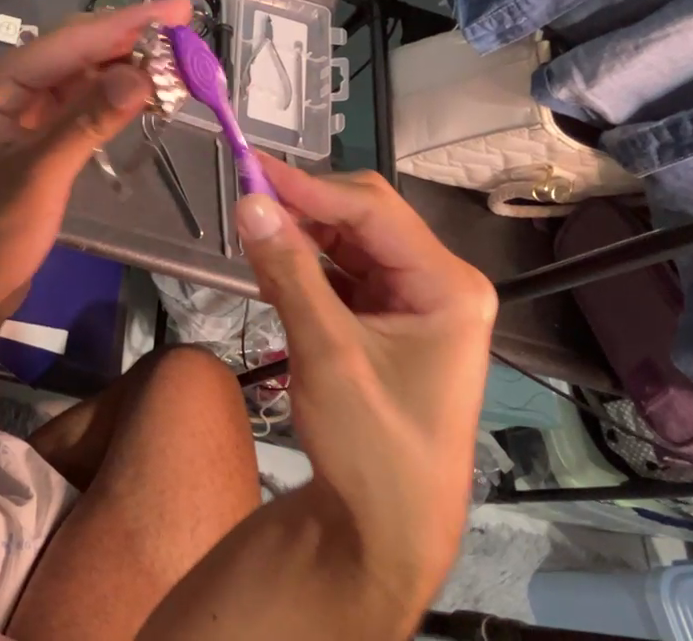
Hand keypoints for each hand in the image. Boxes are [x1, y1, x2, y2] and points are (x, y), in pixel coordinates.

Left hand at [0, 0, 193, 330]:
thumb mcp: (38, 176)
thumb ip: (88, 121)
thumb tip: (143, 74)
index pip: (68, 42)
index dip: (126, 24)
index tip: (179, 9)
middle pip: (70, 54)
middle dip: (126, 42)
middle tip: (184, 31)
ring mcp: (10, 119)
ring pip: (73, 81)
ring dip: (119, 72)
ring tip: (173, 61)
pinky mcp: (24, 145)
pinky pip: (69, 110)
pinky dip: (103, 102)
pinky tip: (136, 97)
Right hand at [235, 157, 495, 628]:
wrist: (385, 525)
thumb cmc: (372, 444)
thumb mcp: (327, 353)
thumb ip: (289, 271)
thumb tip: (248, 201)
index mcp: (447, 284)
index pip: (372, 210)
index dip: (308, 186)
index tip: (249, 167)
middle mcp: (437, 282)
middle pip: (364, 218)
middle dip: (305, 208)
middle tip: (245, 205)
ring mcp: (413, 301)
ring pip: (348, 242)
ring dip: (301, 237)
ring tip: (254, 244)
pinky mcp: (387, 319)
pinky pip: (342, 272)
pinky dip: (305, 266)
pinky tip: (273, 272)